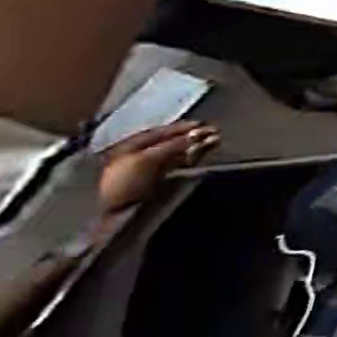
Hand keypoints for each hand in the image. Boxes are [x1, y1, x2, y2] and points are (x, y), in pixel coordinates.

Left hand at [98, 121, 218, 212]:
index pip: (156, 133)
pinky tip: (207, 151)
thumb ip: (172, 145)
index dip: (178, 127)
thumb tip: (198, 134)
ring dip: (197, 145)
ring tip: (216, 139)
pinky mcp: (163, 180)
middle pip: (169, 141)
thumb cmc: (125, 183)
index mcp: (126, 149)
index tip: (201, 123)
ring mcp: (151, 169)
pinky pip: (183, 162)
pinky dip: (196, 155)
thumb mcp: (146, 159)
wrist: (120, 212)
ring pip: (179, 151)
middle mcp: (138, 156)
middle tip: (213, 130)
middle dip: (191, 136)